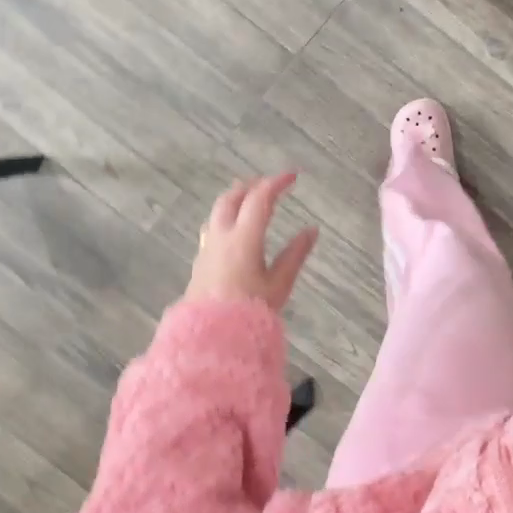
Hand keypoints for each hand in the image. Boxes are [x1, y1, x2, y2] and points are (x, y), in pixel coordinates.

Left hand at [185, 174, 317, 313]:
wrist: (211, 336)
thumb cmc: (250, 309)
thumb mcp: (280, 284)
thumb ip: (295, 254)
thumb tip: (312, 230)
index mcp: (244, 238)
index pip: (259, 199)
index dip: (276, 183)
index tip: (293, 176)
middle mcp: (222, 237)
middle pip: (231, 199)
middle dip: (251, 186)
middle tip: (268, 183)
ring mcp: (207, 248)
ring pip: (218, 212)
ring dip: (235, 199)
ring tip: (249, 200)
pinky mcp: (201, 262)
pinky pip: (212, 228)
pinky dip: (226, 217)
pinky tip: (232, 229)